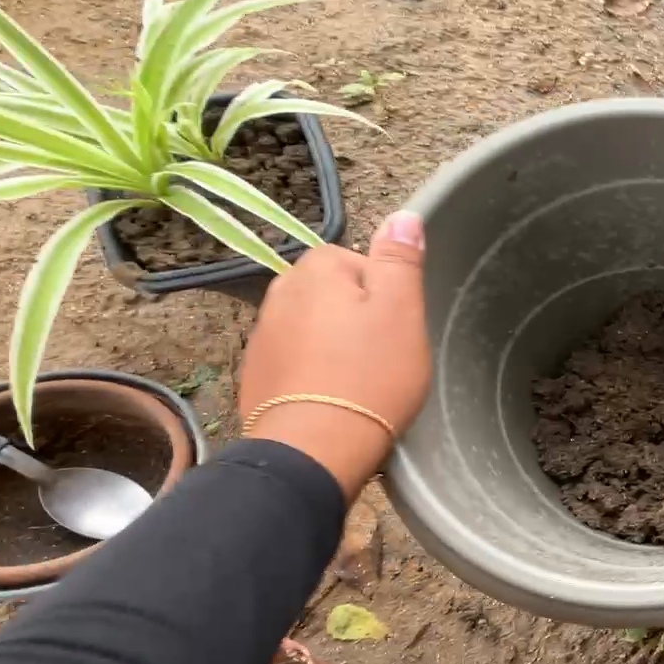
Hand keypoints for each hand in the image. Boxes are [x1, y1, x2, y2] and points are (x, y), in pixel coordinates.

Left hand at [238, 211, 431, 499]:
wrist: (315, 447)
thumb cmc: (371, 374)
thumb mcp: (403, 310)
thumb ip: (400, 259)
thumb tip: (403, 216)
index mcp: (315, 273)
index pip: (354, 258)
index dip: (384, 287)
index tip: (399, 321)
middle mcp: (279, 295)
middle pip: (332, 290)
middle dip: (360, 312)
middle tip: (390, 347)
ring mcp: (264, 337)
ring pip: (315, 323)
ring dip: (339, 340)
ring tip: (367, 374)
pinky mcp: (259, 375)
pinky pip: (299, 357)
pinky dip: (319, 368)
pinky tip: (341, 394)